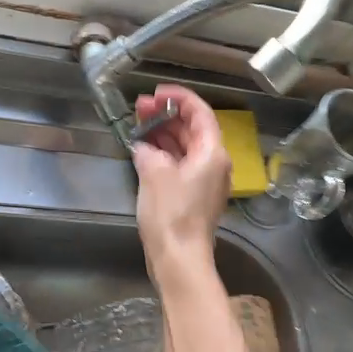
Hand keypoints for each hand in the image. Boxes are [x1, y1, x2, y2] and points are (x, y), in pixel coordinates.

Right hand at [131, 85, 230, 278]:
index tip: (156, 93)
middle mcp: (214, 164)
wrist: (180, 258)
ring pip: (186, 148)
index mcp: (212, 153)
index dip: (179, 98)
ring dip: (164, 135)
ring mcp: (205, 182)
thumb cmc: (171, 214)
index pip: (200, 113)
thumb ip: (148, 152)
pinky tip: (144, 151)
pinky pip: (181, 166)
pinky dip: (164, 155)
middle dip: (167, 116)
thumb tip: (143, 148)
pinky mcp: (194, 198)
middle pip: (193, 129)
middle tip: (140, 108)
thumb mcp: (154, 174)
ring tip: (138, 125)